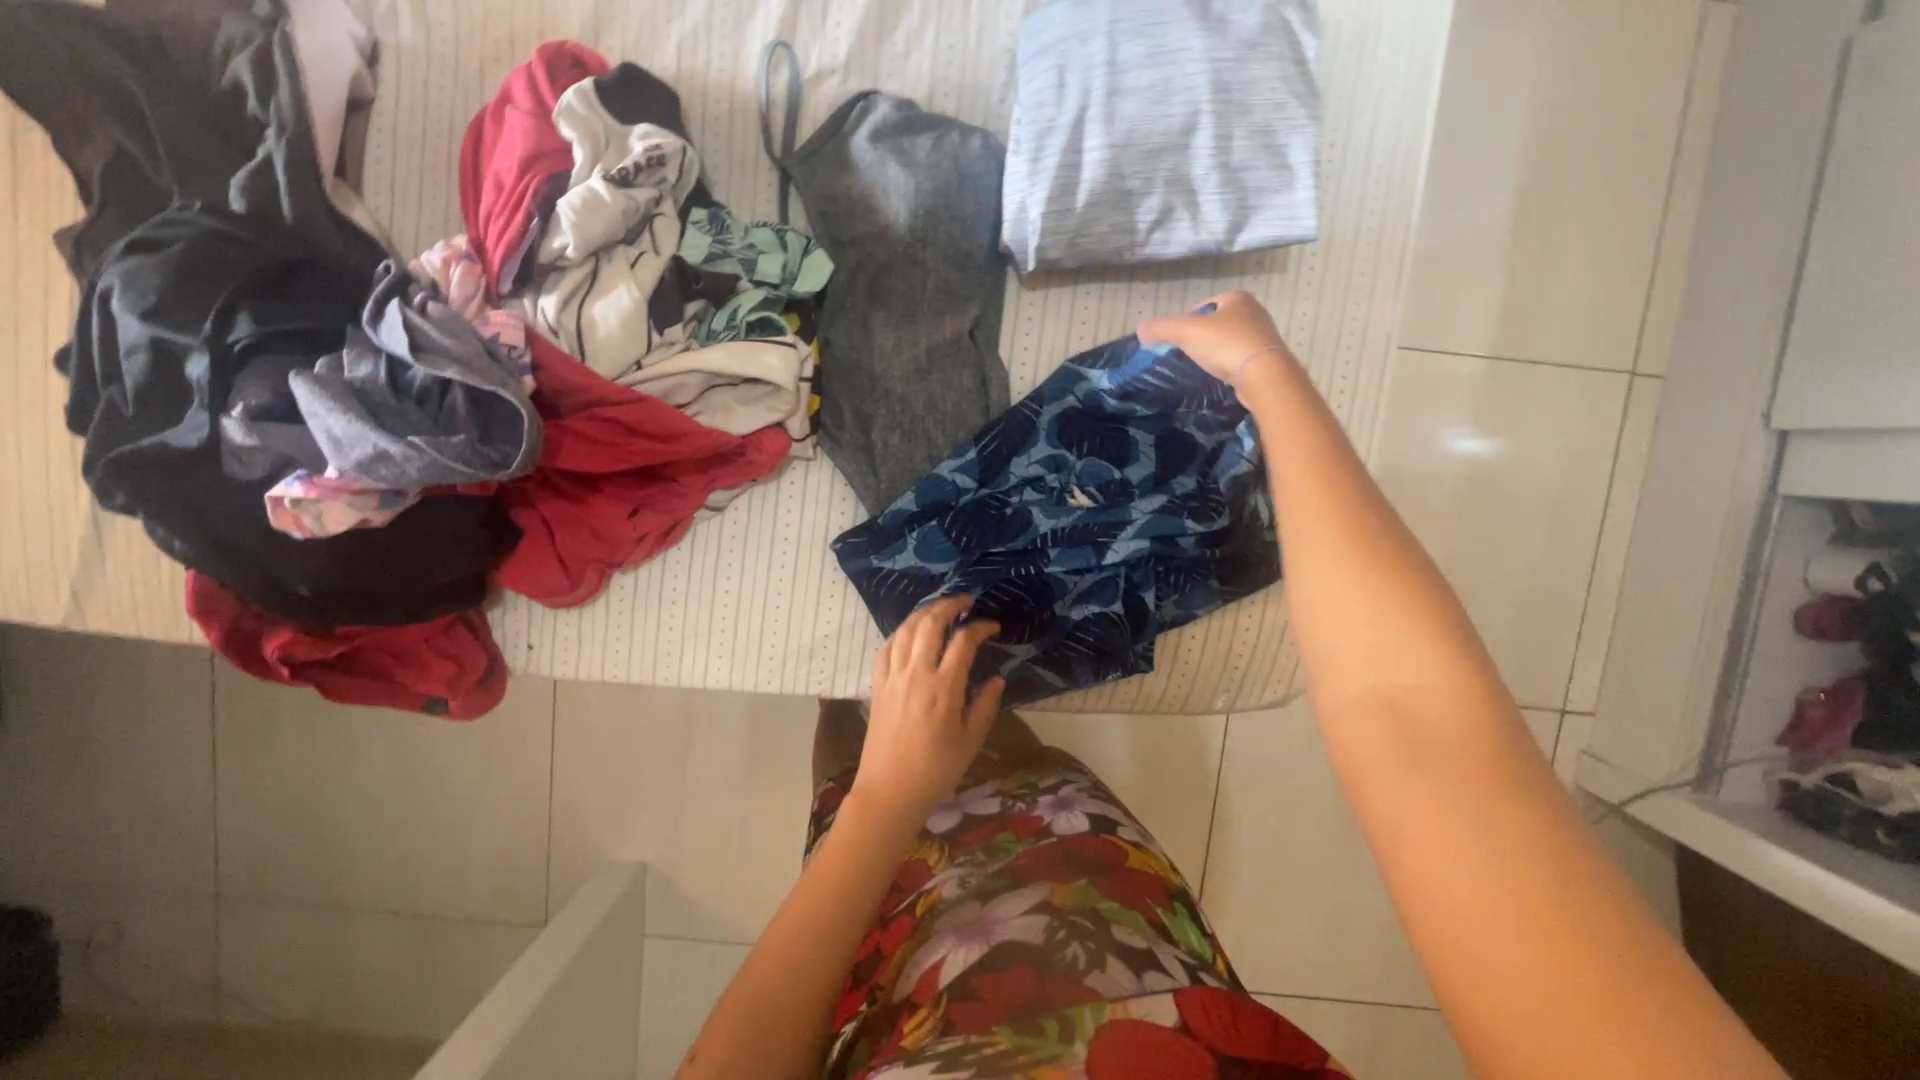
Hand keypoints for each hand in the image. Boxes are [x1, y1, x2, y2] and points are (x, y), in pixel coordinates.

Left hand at [853, 596, 1006, 822]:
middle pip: (929, 623)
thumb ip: (985, 705)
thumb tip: (997, 678)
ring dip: (924, 613)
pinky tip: (910, 632)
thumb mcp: (971, 741)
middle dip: (949, 605)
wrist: (889, 790)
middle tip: (965, 603)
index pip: (963, 641)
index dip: (980, 627)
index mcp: (943, 688)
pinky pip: (886, 646)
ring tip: (940, 610)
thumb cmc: (936, 770)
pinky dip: (901, 632)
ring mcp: (892, 677)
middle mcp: (916, 675)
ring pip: (906, 629)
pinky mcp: (877, 685)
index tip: (992, 626)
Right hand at [1139, 290, 1295, 387]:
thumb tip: (1141, 330)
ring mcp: (1264, 334)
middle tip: (1188, 354)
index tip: (1178, 340)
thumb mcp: (1186, 332)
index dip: (1186, 321)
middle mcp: (1254, 311)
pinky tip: (1222, 374)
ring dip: (1216, 351)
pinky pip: (1241, 357)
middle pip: (1217, 323)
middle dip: (1202, 336)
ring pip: (1230, 340)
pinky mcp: (1268, 357)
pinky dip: (1229, 364)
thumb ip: (1161, 328)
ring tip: (1204, 366)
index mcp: (1237, 297)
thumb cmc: (1226, 344)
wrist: (1264, 375)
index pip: (1203, 306)